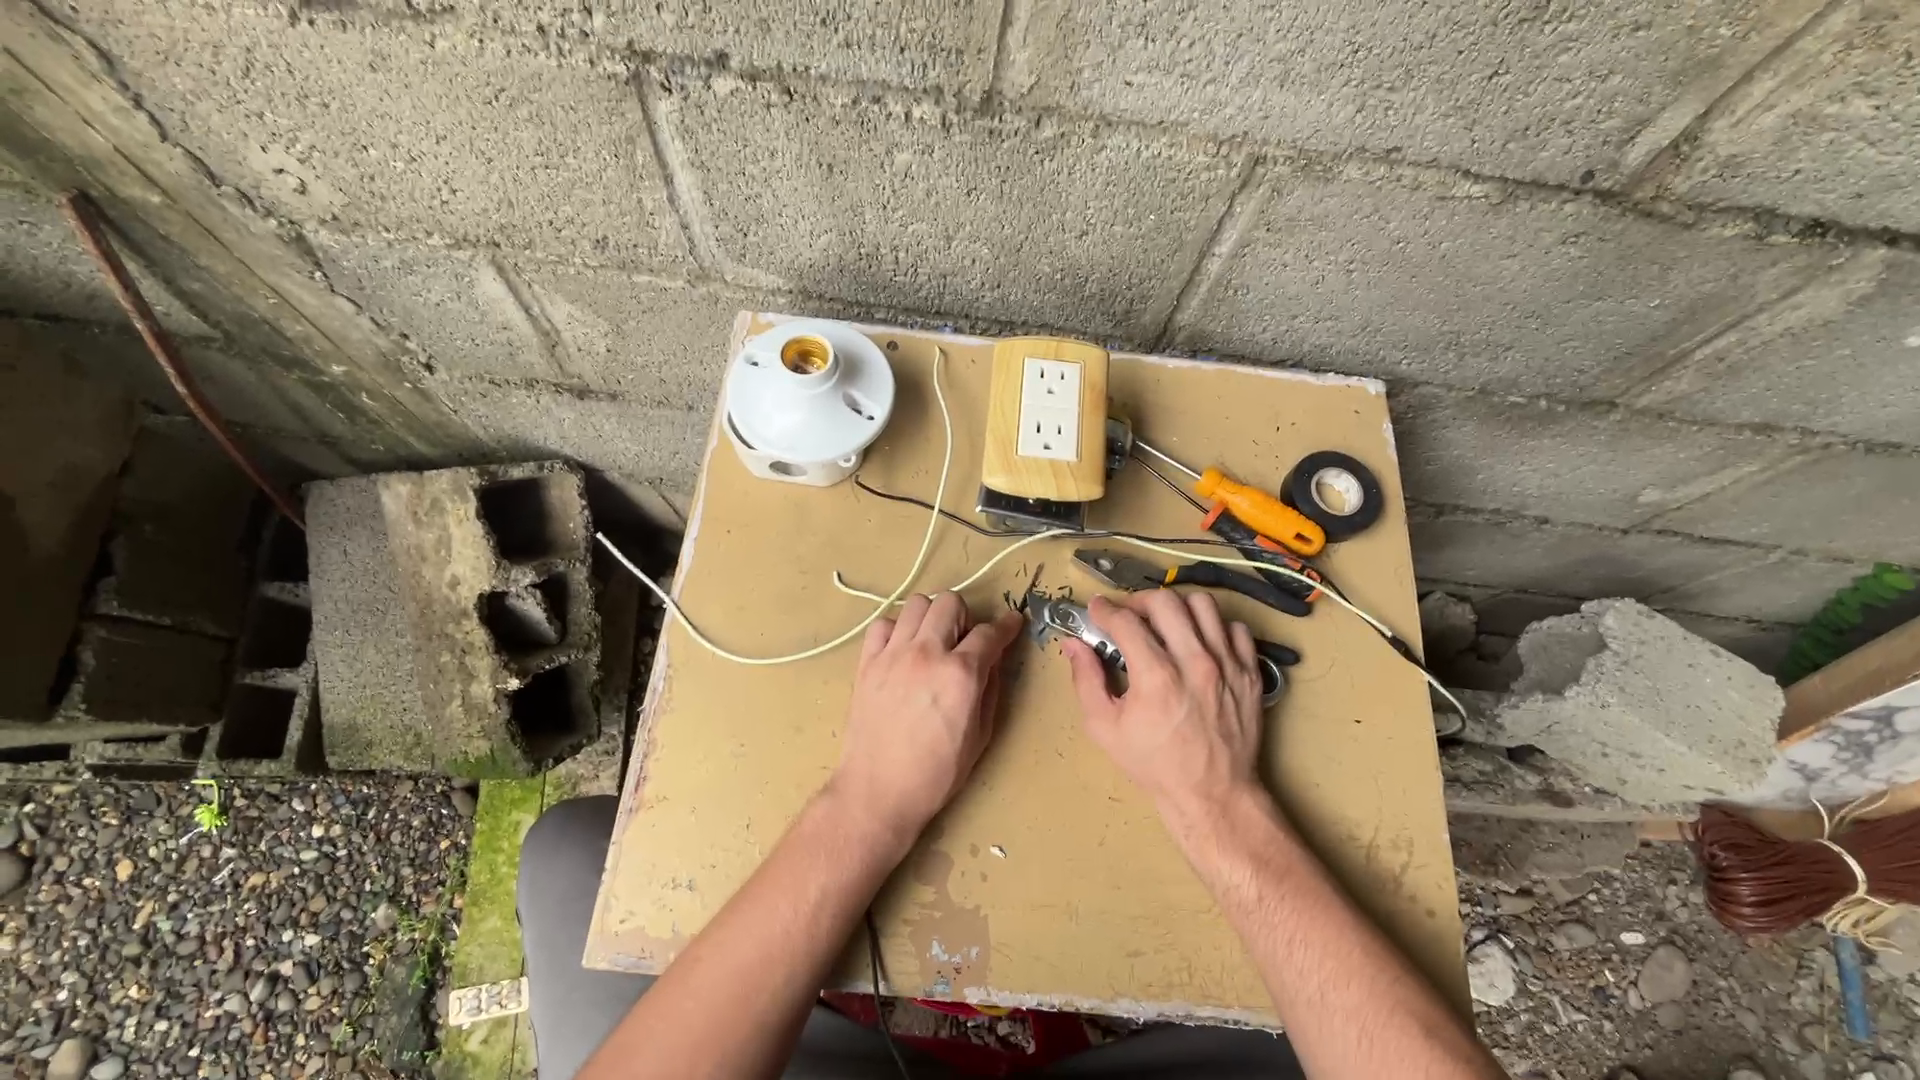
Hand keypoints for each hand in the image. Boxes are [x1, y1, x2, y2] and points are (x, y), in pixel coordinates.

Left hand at [830, 592, 1024, 842]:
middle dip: (965, 616)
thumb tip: (993, 660)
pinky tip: (902, 650)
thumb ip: (990, 689)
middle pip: (950, 602)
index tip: (1011, 624)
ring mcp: (893, 654)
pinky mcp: (867, 662)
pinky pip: (882, 624)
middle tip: (965, 641)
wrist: (879, 790)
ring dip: (932, 617)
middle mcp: (927, 654)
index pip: (990, 632)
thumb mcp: (981, 735)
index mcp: (961, 674)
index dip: (1006, 626)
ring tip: (933, 641)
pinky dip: (897, 629)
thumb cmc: (936, 772)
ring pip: (917, 603)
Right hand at [1064, 592, 1268, 820]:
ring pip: (1203, 605)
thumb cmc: (1155, 764)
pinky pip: (1234, 628)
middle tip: (1128, 615)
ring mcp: (1227, 665)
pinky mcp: (1249, 673)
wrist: (1212, 793)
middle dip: (1138, 601)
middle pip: (1165, 601)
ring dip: (1177, 607)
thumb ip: (1086, 680)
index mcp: (1156, 677)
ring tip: (1164, 623)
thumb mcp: (1104, 728)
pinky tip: (1199, 642)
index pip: (1126, 621)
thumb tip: (1073, 646)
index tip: (1097, 610)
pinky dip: (1214, 627)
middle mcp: (1195, 662)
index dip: (1105, 610)